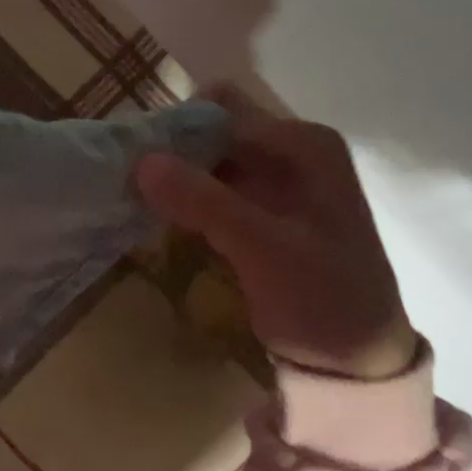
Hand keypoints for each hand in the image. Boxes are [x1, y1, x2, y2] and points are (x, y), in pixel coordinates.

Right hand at [136, 88, 418, 379]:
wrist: (352, 359)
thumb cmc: (320, 300)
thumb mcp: (263, 249)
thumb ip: (205, 203)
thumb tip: (140, 161)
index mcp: (302, 146)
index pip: (219, 111)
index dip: (170, 131)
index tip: (125, 164)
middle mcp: (288, 153)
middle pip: (209, 131)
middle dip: (164, 152)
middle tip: (119, 186)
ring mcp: (272, 185)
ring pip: (204, 161)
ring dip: (167, 178)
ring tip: (125, 202)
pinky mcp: (255, 216)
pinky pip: (207, 191)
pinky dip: (178, 200)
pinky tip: (152, 220)